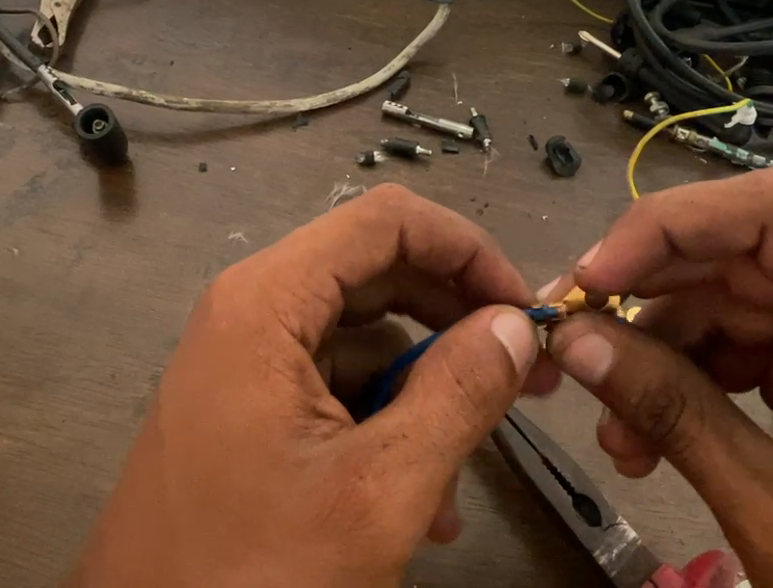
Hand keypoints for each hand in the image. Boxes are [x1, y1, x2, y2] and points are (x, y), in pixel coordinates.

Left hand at [65, 184, 556, 587]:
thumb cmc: (254, 572)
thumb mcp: (376, 492)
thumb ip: (457, 396)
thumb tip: (516, 326)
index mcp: (268, 298)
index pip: (386, 220)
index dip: (465, 249)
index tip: (524, 308)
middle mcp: (252, 307)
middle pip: (376, 270)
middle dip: (456, 315)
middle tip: (527, 371)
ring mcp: (246, 356)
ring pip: (361, 332)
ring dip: (425, 381)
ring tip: (473, 455)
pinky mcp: (247, 402)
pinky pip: (334, 381)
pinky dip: (386, 416)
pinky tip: (425, 491)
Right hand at [541, 171, 772, 586]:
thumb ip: (675, 417)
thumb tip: (572, 341)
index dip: (670, 225)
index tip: (593, 278)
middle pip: (743, 259)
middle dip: (648, 300)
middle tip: (572, 342)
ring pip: (734, 307)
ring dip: (663, 356)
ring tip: (617, 431)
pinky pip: (751, 353)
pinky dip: (695, 385)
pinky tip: (655, 439)